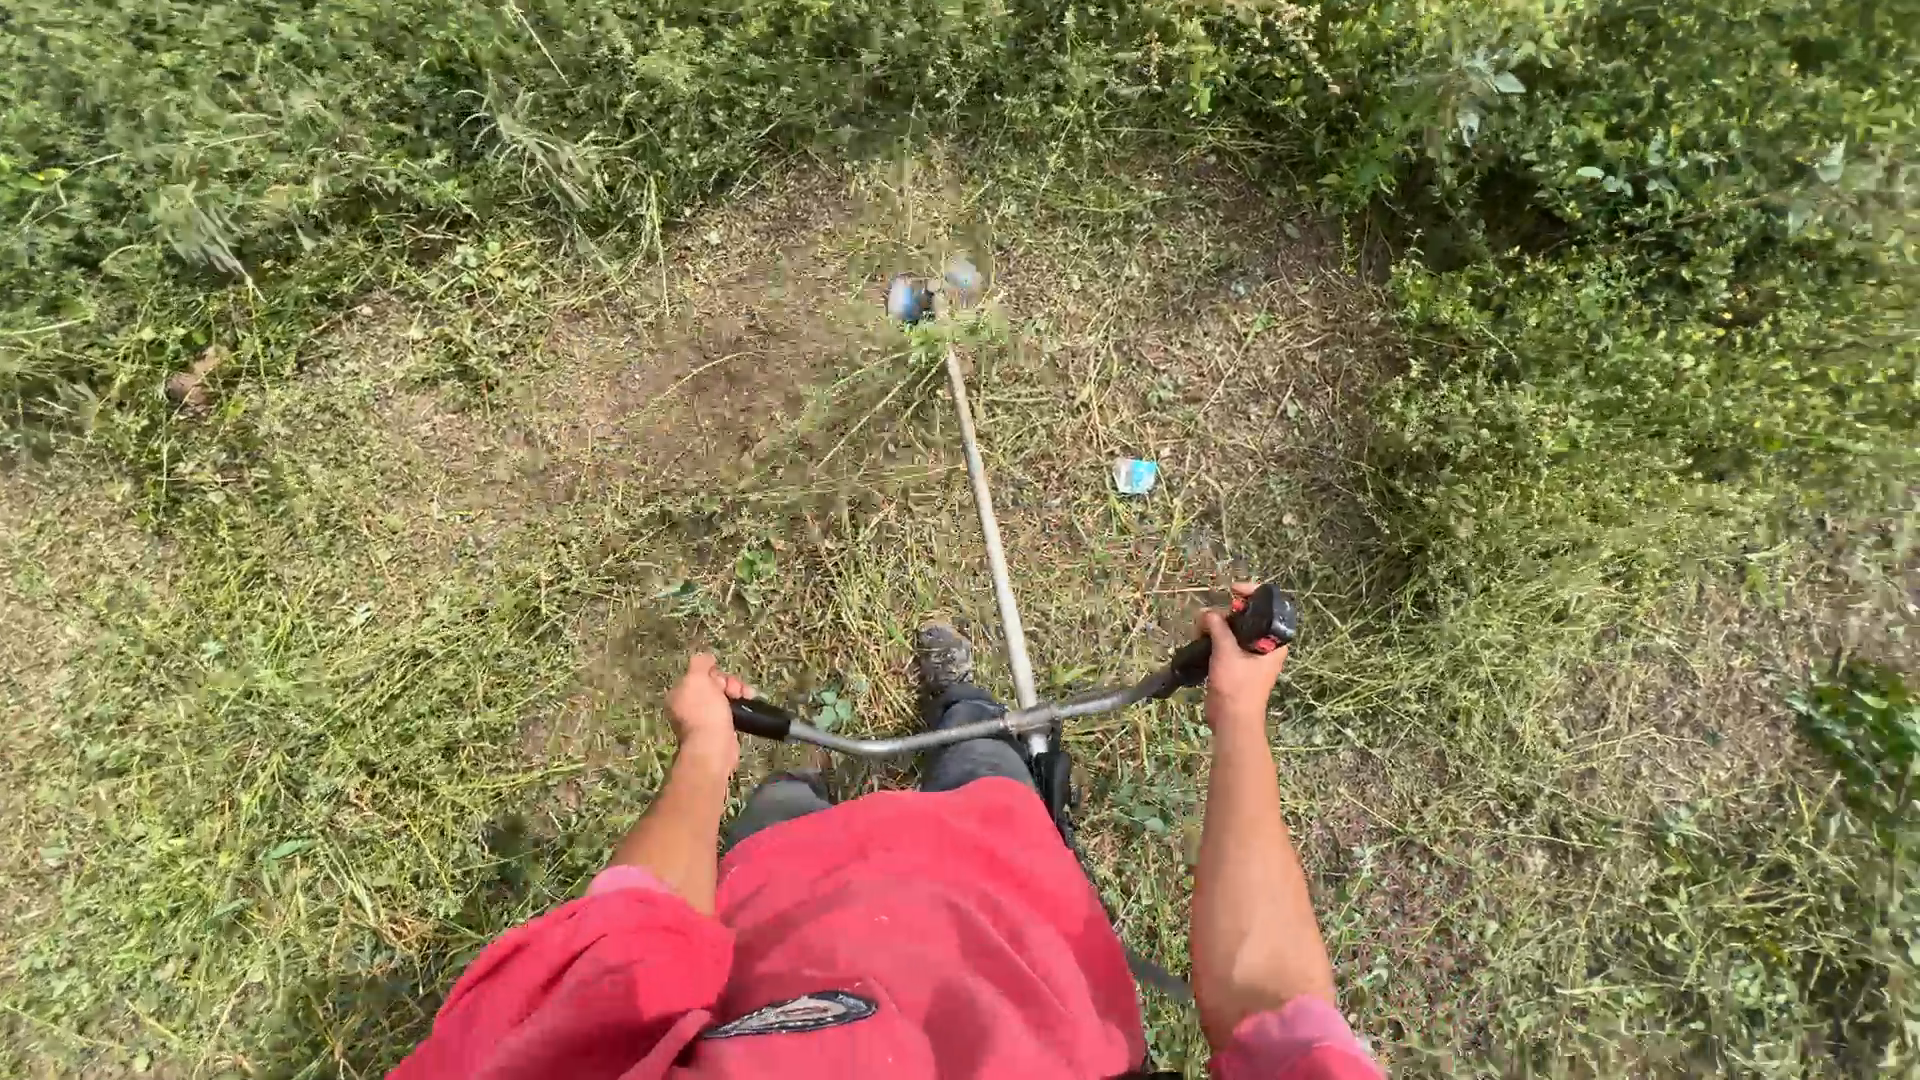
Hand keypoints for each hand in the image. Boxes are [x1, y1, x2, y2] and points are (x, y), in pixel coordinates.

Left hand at [664, 653, 750, 774]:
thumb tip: (707, 658)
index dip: (716, 674)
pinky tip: (746, 706)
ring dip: (738, 692)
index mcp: (679, 694)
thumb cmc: (704, 711)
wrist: (714, 746)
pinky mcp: (718, 728)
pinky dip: (739, 706)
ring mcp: (703, 718)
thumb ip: (700, 663)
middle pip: (714, 684)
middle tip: (737, 692)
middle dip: (730, 683)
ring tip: (748, 696)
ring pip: (724, 695)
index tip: (723, 682)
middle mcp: (688, 705)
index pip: (701, 674)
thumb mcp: (697, 679)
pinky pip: (730, 709)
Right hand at [1197, 583, 1289, 729]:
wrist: (1232, 718)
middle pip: (1248, 617)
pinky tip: (1200, 638)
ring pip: (1234, 629)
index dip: (1251, 593)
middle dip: (1226, 612)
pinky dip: (1213, 638)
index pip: (1268, 607)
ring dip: (1216, 626)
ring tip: (1201, 630)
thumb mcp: (1226, 651)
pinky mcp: (1236, 664)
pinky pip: (1225, 642)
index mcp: (1274, 641)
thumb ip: (1218, 627)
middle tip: (1210, 616)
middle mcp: (1265, 645)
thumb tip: (1207, 614)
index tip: (1232, 590)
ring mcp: (1250, 655)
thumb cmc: (1237, 685)